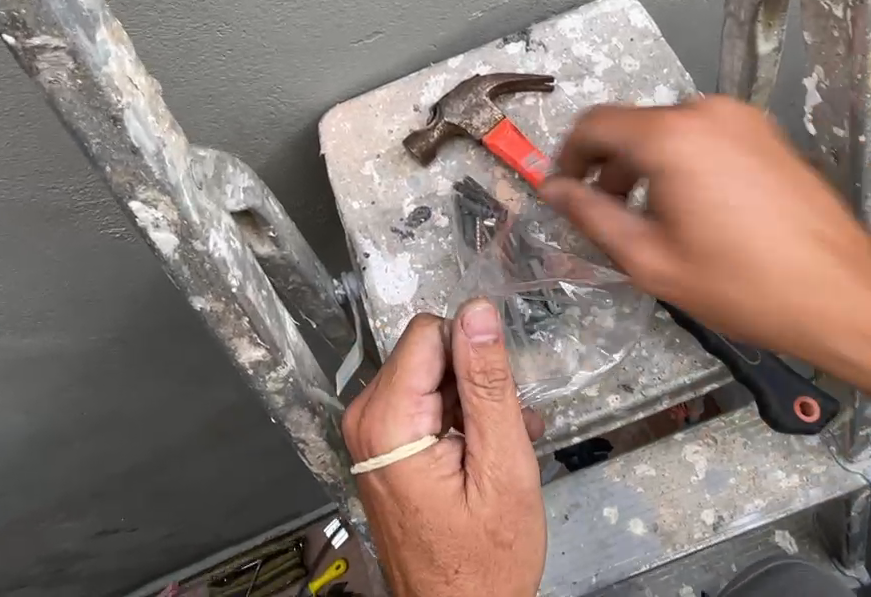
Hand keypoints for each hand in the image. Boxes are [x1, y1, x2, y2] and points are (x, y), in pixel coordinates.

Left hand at [342, 300, 545, 596]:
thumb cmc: (483, 560)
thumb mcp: (502, 468)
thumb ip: (488, 384)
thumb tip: (478, 310)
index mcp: (387, 418)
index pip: (429, 331)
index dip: (472, 356)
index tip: (497, 397)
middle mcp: (365, 415)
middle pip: (427, 352)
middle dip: (473, 381)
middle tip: (505, 429)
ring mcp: (369, 430)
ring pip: (430, 374)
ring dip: (471, 401)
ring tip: (504, 444)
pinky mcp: (379, 443)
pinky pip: (422, 400)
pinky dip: (457, 418)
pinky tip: (487, 449)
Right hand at [539, 96, 870, 377]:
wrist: (849, 297)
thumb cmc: (744, 286)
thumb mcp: (649, 259)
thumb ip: (589, 216)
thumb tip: (550, 191)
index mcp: (670, 136)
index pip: (592, 124)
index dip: (567, 157)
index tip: (562, 191)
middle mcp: (705, 112)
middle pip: (631, 126)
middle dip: (608, 167)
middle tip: (604, 214)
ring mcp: (741, 120)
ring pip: (666, 131)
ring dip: (643, 166)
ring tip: (650, 219)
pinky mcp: (766, 135)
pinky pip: (702, 136)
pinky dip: (680, 162)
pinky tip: (692, 210)